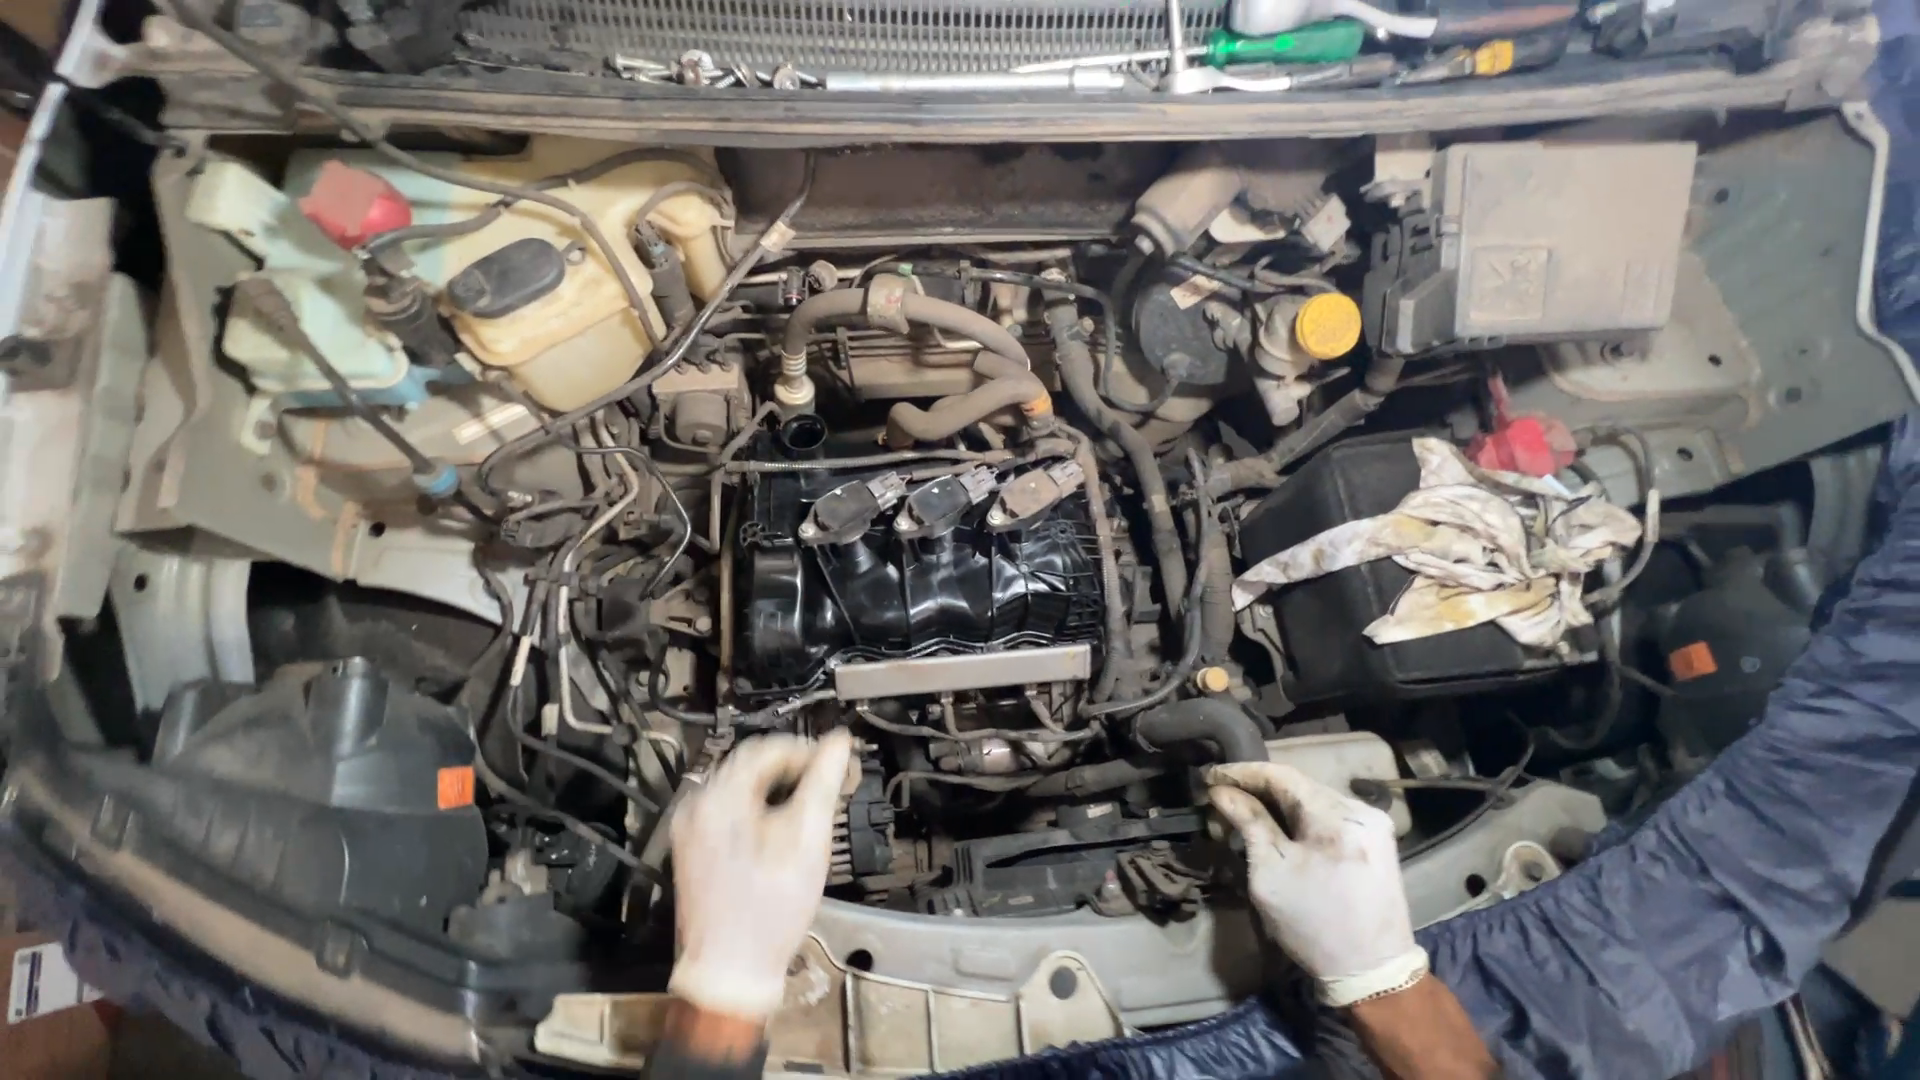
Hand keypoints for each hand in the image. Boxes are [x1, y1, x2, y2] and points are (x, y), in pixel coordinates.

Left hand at [668, 730, 853, 1020]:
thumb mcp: (807, 837)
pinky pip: (730, 811)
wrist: (731, 973)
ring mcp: (691, 830)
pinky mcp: (694, 850)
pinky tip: (782, 826)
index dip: (807, 750)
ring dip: (778, 787)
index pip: (766, 749)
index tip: (837, 762)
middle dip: (794, 768)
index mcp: (719, 797)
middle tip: (829, 781)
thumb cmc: (770, 908)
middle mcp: (697, 806)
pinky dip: (759, 808)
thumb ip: (824, 781)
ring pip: (741, 788)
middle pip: (751, 765)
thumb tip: (839, 743)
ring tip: (811, 803)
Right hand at [1206, 761, 1426, 1007]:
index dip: (1241, 772)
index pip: (1281, 775)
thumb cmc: (1314, 925)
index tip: (1209, 776)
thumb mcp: (1270, 873)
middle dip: (1256, 788)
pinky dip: (1297, 816)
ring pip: (1311, 798)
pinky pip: (1326, 814)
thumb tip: (1221, 791)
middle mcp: (1360, 811)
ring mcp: (1372, 824)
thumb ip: (1248, 823)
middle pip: (1298, 785)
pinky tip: (1275, 824)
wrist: (1373, 973)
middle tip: (1220, 795)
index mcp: (1338, 817)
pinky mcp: (1374, 840)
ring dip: (1275, 802)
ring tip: (1242, 809)